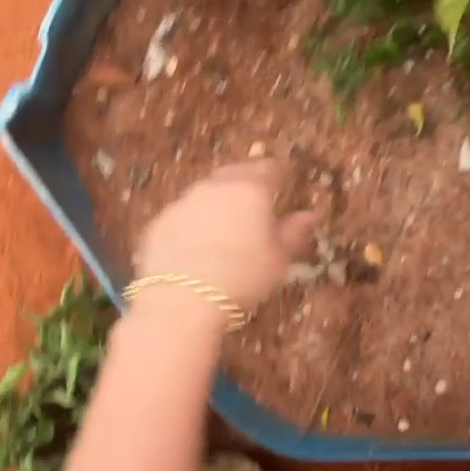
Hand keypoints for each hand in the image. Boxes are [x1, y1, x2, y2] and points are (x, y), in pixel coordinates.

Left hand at [133, 161, 318, 317]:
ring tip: (226, 225)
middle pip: (235, 174)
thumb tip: (310, 215)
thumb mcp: (279, 259)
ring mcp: (182, 202)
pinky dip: (193, 223)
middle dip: (247, 182)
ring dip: (218, 202)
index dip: (279, 174)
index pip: (269, 168)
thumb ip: (294, 232)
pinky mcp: (158, 222)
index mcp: (250, 190)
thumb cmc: (243, 278)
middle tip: (256, 200)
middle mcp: (215, 187)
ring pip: (206, 193)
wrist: (182, 301)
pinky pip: (183, 215)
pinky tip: (196, 246)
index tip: (284, 180)